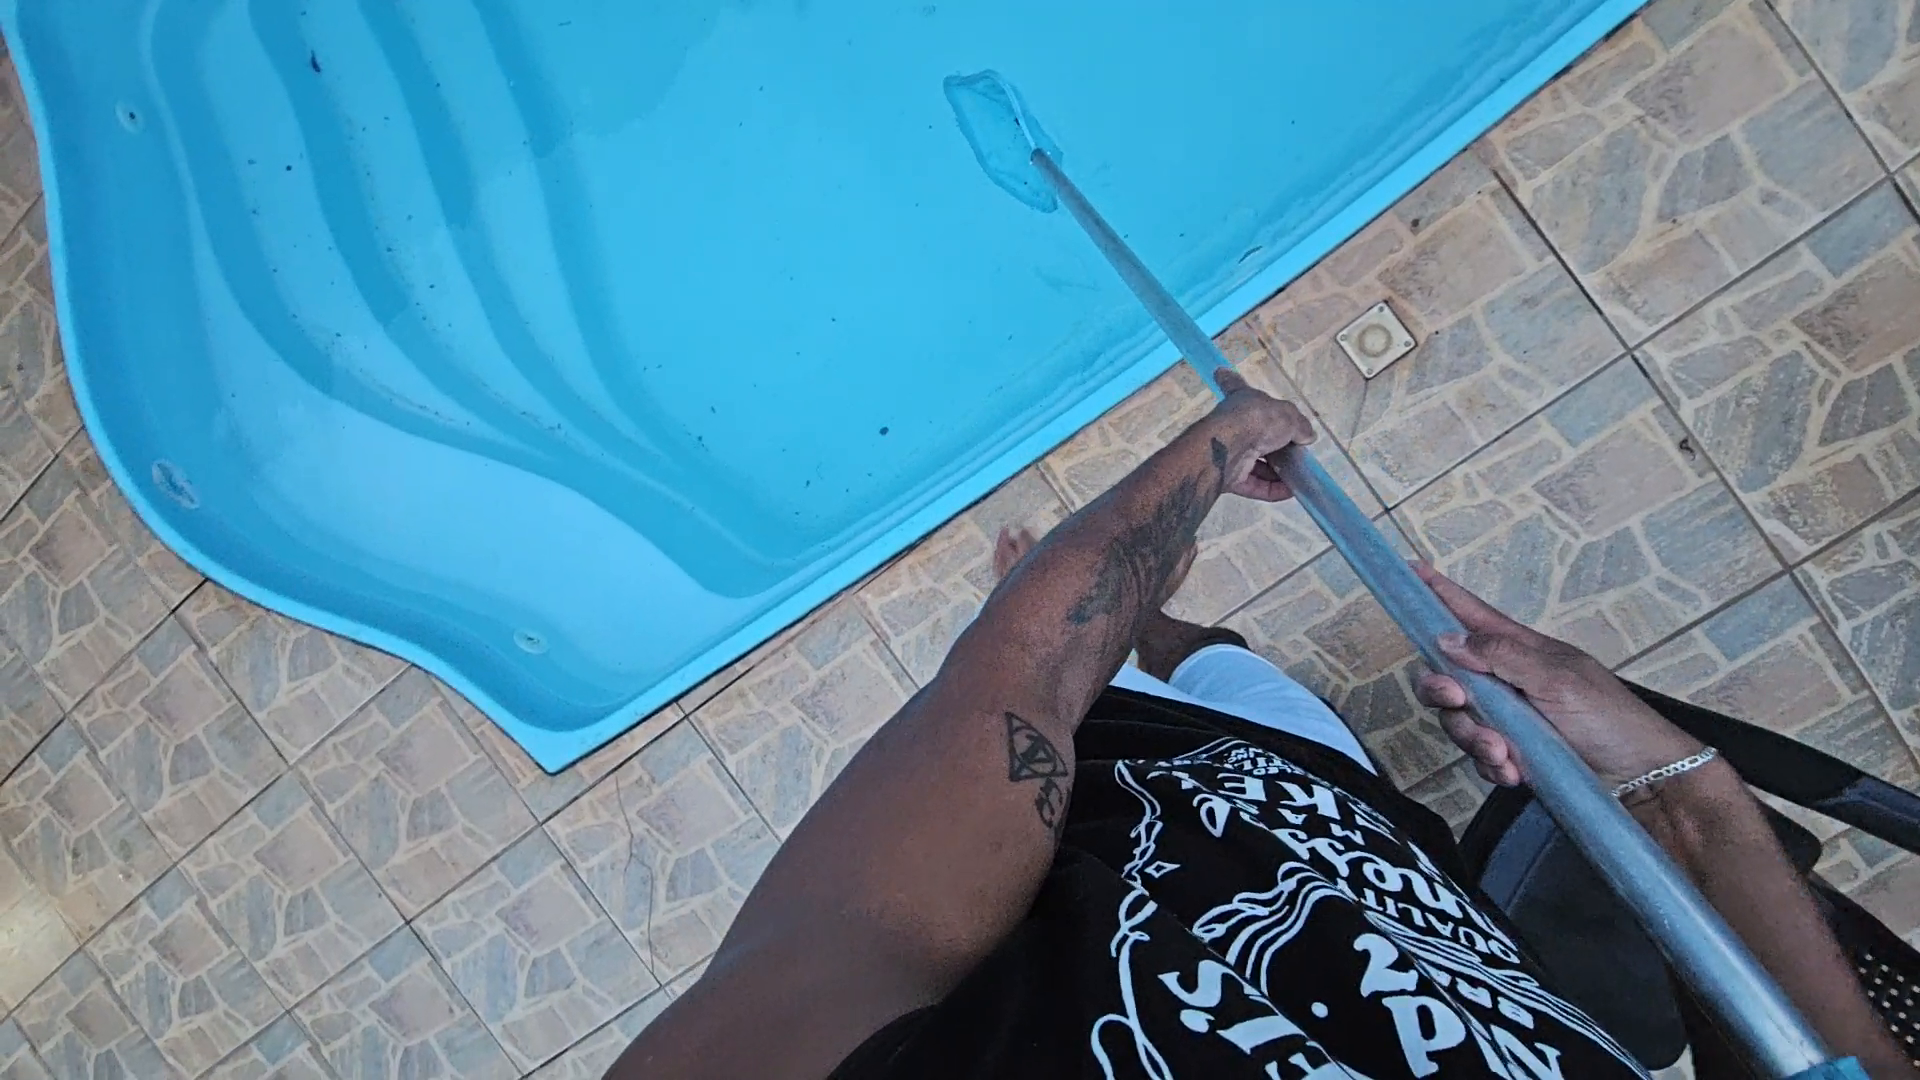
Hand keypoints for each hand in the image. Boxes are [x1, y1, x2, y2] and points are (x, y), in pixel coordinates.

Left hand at [1207, 367, 1315, 502]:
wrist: (1230, 447)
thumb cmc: (1258, 420)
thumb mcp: (1289, 416)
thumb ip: (1299, 426)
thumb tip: (1306, 437)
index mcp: (1242, 399)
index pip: (1235, 384)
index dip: (1229, 378)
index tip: (1220, 371)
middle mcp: (1232, 425)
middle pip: (1254, 436)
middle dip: (1276, 448)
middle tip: (1296, 454)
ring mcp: (1229, 453)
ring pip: (1255, 464)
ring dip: (1277, 473)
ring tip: (1299, 476)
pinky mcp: (1228, 477)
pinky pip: (1253, 485)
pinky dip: (1271, 490)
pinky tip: (1290, 492)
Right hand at [1411, 563, 1703, 791]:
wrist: (1645, 784)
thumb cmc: (1612, 720)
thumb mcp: (1559, 680)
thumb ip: (1500, 655)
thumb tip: (1445, 638)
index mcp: (1516, 650)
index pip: (1468, 612)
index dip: (1438, 591)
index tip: (1409, 568)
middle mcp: (1501, 679)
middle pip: (1442, 672)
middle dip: (1440, 689)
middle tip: (1456, 699)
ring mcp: (1502, 717)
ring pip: (1452, 717)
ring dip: (1471, 736)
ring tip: (1501, 752)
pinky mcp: (1505, 751)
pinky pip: (1473, 753)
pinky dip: (1488, 763)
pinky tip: (1512, 771)